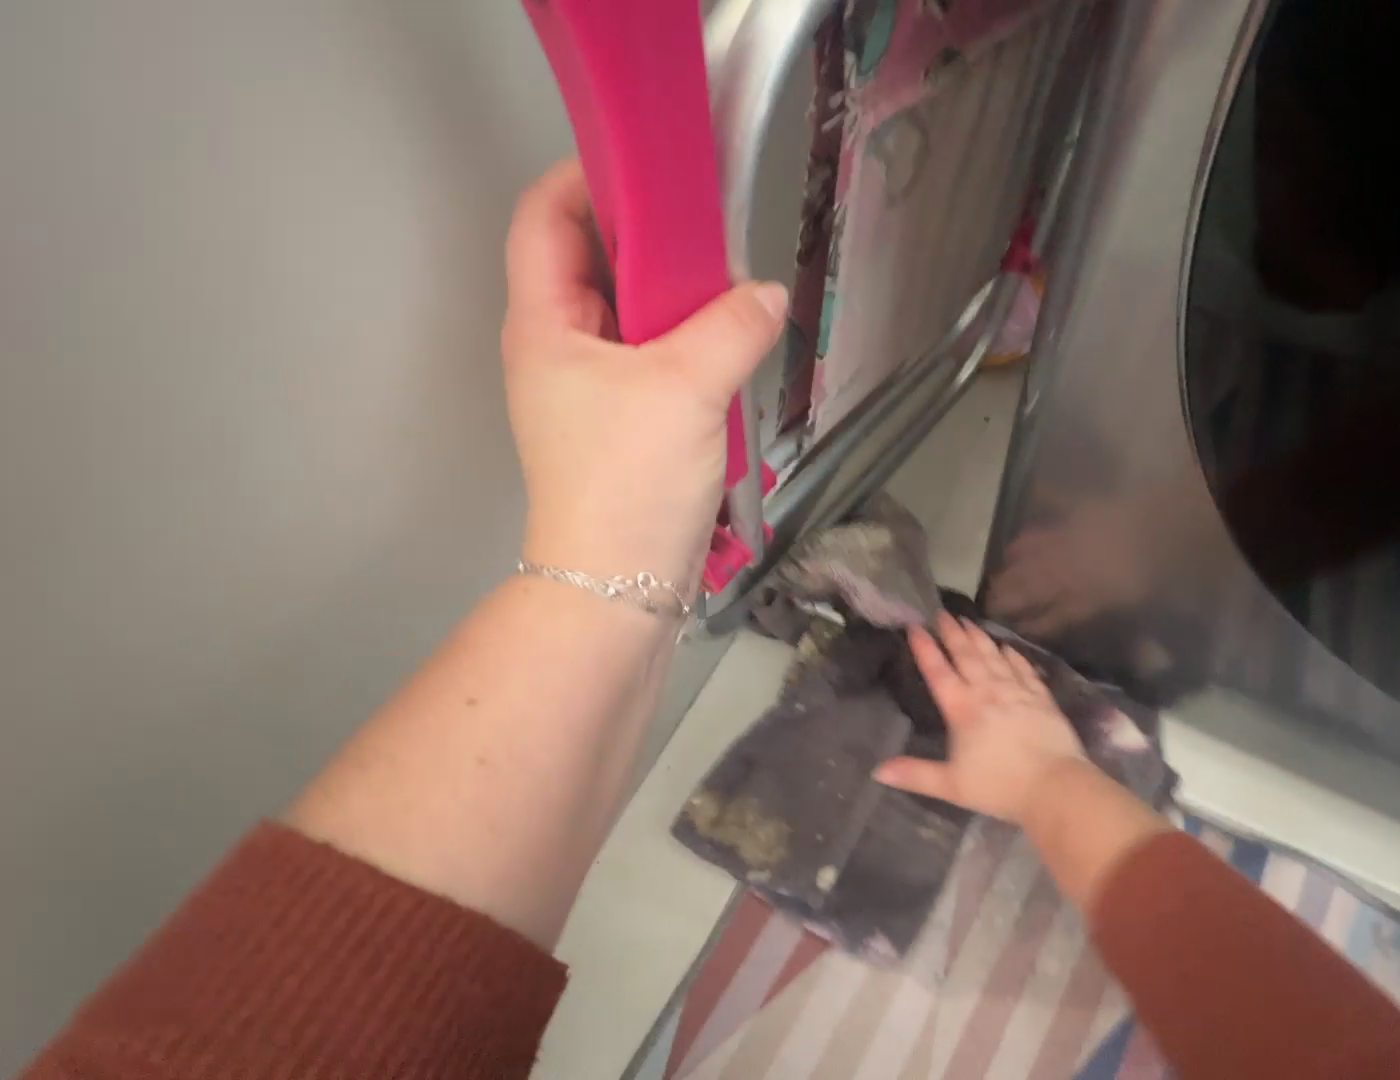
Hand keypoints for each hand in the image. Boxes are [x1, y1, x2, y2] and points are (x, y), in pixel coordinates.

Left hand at [501, 160, 787, 583]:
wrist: (620, 582)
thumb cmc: (631, 476)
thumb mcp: (686, 389)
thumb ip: (732, 327)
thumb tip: (769, 294)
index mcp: (546, 323)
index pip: (545, 216)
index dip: (590, 177)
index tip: (657, 169)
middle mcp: (560, 348)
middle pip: (594, 261)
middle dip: (651, 237)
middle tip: (715, 230)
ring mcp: (592, 388)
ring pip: (632, 314)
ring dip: (678, 296)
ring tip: (733, 286)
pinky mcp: (625, 422)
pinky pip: (656, 359)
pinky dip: (690, 343)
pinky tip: (732, 345)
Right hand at [874, 613, 1088, 823]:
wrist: (1053, 785)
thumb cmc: (998, 786)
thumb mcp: (951, 785)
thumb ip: (915, 775)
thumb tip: (878, 771)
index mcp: (963, 710)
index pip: (939, 672)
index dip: (925, 648)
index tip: (914, 626)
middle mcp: (988, 692)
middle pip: (967, 656)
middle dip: (952, 633)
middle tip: (942, 612)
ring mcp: (1017, 691)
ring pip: (994, 657)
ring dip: (980, 638)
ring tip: (969, 621)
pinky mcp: (1041, 697)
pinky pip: (1024, 669)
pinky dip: (1013, 656)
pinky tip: (1008, 647)